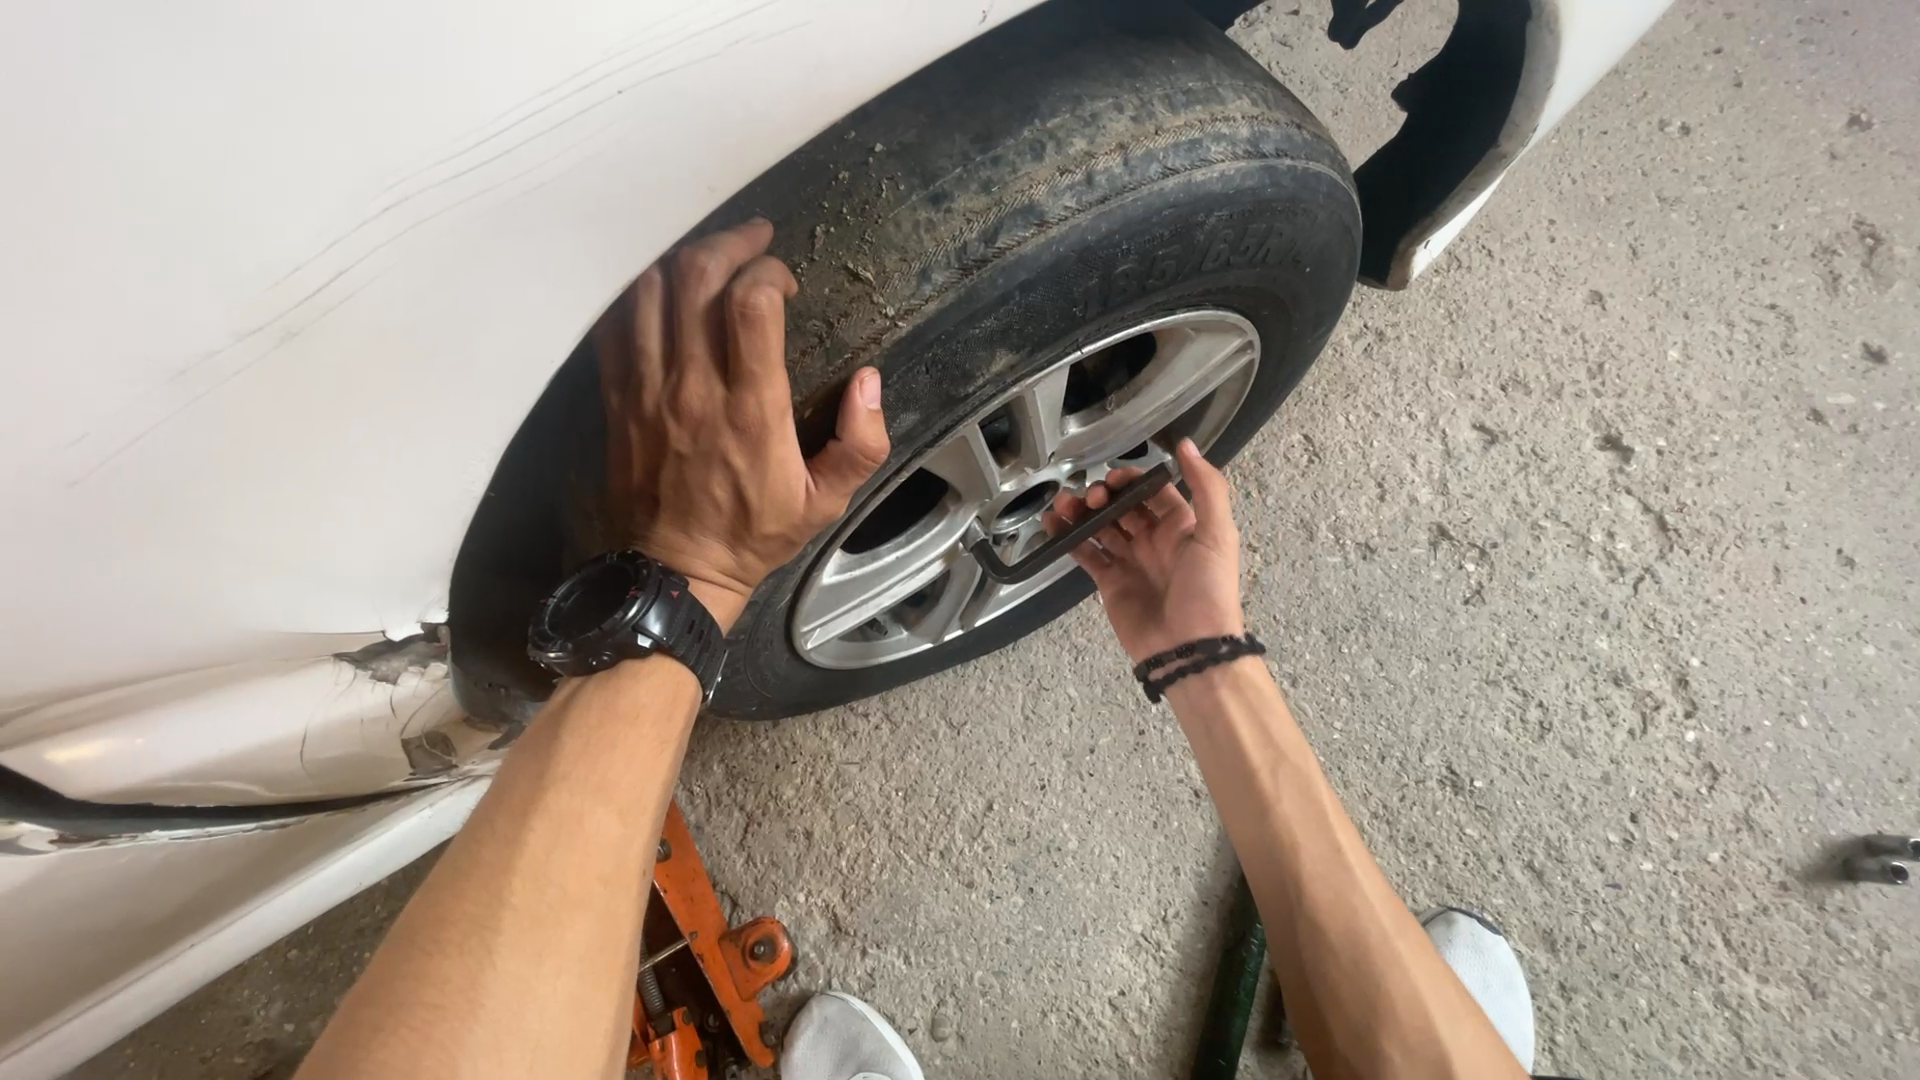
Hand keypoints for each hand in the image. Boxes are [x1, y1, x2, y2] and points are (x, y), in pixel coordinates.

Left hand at [595, 219, 889, 630]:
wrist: (677, 569)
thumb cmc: (755, 534)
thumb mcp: (826, 503)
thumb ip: (861, 445)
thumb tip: (870, 382)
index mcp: (751, 410)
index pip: (750, 306)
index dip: (769, 272)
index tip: (784, 282)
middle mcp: (694, 388)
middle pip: (696, 279)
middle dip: (727, 243)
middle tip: (752, 238)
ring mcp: (647, 390)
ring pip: (651, 291)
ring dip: (683, 259)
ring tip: (710, 255)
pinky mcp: (618, 399)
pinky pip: (615, 325)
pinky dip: (638, 293)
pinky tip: (661, 287)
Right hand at [1042, 439, 1244, 663]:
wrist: (1189, 648)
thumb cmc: (1208, 591)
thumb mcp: (1217, 534)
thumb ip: (1207, 487)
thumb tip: (1187, 445)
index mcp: (1181, 527)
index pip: (1152, 492)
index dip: (1132, 480)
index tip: (1112, 478)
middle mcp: (1154, 541)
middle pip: (1122, 508)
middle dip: (1102, 496)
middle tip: (1088, 497)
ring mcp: (1130, 561)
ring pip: (1100, 528)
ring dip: (1081, 513)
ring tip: (1062, 505)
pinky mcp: (1109, 582)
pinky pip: (1086, 554)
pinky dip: (1069, 539)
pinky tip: (1054, 525)